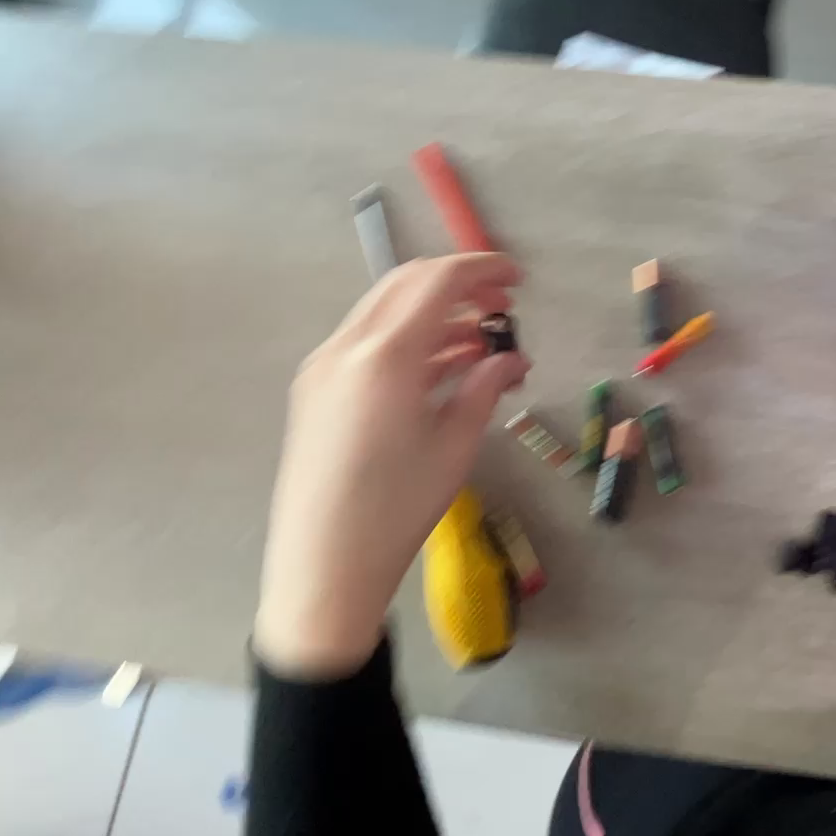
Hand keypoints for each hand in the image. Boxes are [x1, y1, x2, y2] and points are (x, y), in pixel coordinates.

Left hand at [255, 254, 528, 678]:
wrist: (323, 565)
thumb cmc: (398, 507)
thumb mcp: (455, 444)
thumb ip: (485, 387)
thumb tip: (512, 359)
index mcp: (384, 356)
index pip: (438, 283)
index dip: (483, 270)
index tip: (519, 280)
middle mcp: (346, 347)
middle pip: (406, 284)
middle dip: (460, 286)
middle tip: (502, 310)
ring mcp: (325, 366)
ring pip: (387, 312)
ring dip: (436, 315)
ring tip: (482, 346)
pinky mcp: (317, 388)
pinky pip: (370, 343)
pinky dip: (411, 341)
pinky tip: (445, 367)